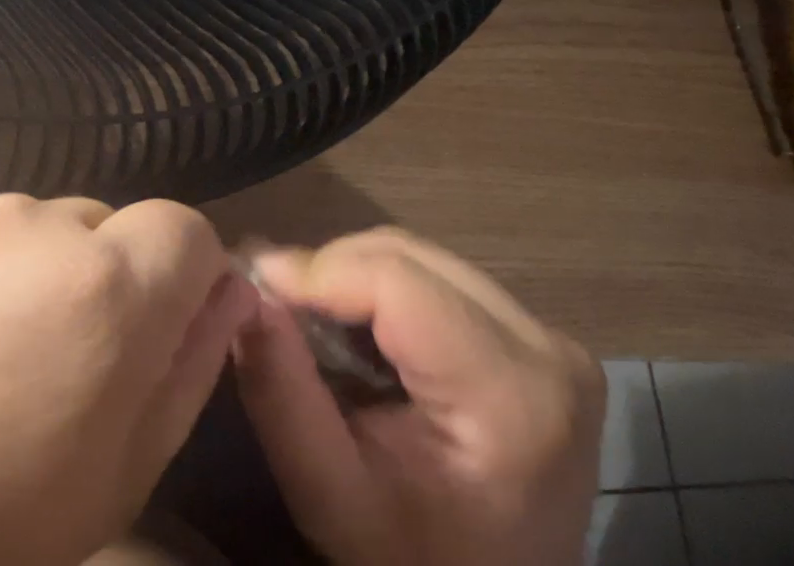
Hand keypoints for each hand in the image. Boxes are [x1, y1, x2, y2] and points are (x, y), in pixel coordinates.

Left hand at [0, 193, 257, 565]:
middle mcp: (34, 223)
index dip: (184, 279)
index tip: (160, 328)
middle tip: (57, 362)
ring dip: (34, 274)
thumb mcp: (114, 476)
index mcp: (105, 285)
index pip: (186, 228)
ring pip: (34, 227)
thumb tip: (221, 300)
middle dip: (105, 280)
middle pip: (105, 226)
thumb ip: (183, 372)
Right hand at [234, 228, 603, 565]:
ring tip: (303, 319)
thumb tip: (244, 292)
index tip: (249, 283)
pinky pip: (437, 278)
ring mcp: (549, 340)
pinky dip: (378, 289)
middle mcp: (545, 349)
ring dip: (348, 277)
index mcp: (509, 396)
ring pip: (418, 257)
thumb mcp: (326, 490)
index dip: (313, 270)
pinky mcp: (538, 339)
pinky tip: (350, 330)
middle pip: (406, 257)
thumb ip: (280, 392)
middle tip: (268, 303)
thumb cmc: (410, 555)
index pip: (395, 281)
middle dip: (324, 270)